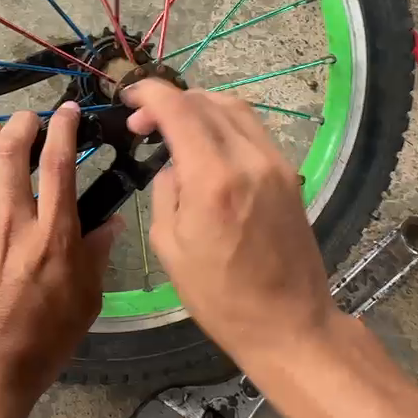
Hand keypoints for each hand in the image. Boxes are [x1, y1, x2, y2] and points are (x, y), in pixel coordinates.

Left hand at [0, 103, 120, 412]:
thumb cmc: (44, 340)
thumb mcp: (87, 300)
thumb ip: (98, 254)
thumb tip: (113, 220)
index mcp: (52, 236)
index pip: (59, 164)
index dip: (64, 127)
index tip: (68, 110)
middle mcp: (12, 224)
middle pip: (11, 153)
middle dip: (22, 123)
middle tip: (30, 119)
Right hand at [127, 83, 334, 371]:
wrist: (289, 324)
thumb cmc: (220, 296)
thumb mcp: (169, 246)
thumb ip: (165, 190)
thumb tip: (173, 164)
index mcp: (212, 179)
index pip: (177, 109)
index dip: (148, 93)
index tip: (128, 97)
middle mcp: (246, 159)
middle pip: (204, 100)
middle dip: (168, 100)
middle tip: (144, 122)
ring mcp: (273, 163)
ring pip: (233, 106)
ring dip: (198, 104)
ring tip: (174, 124)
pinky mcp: (288, 172)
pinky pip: (252, 127)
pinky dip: (223, 119)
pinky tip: (207, 139)